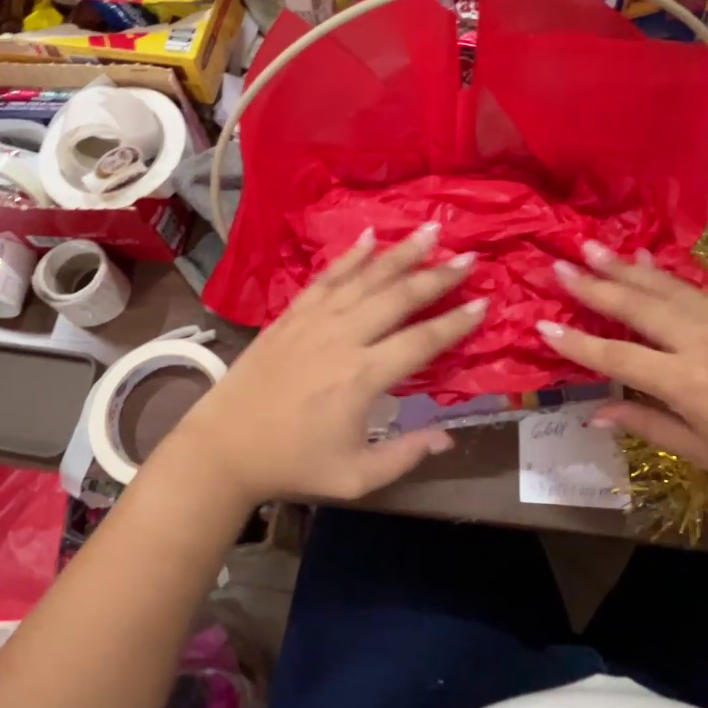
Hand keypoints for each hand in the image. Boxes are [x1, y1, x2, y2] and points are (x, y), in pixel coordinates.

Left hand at [161, 223, 482, 505]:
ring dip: (400, 254)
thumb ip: (404, 456)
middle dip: (437, 276)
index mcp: (361, 377)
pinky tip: (369, 238)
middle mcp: (341, 339)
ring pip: (364, 279)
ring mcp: (312, 322)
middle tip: (469, 257)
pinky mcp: (289, 316)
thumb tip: (448, 438)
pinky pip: (326, 279)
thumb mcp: (354, 477)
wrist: (224, 447)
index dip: (455, 323)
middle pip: (397, 298)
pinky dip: (349, 258)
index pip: (421, 341)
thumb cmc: (292, 464)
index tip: (483, 302)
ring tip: (430, 230)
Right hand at [537, 242, 707, 509]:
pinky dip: (662, 272)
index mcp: (687, 384)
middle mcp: (701, 344)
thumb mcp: (702, 453)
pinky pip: (691, 289)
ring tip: (591, 247)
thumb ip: (646, 425)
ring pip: (664, 288)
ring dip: (624, 267)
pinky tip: (644, 259)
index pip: (617, 357)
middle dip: (594, 285)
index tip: (541, 323)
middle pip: (637, 307)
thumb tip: (595, 412)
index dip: (576, 343)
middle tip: (558, 264)